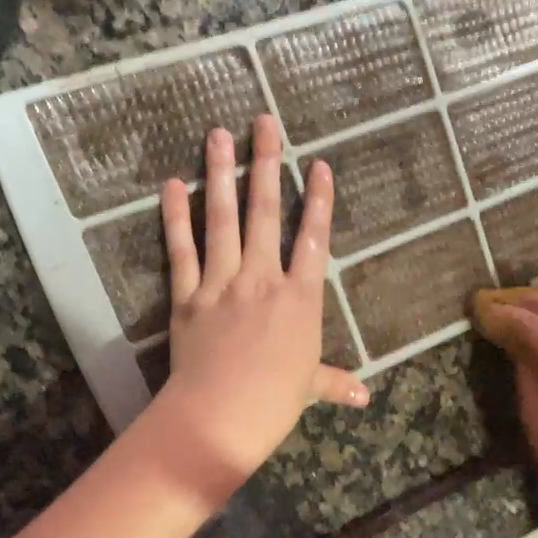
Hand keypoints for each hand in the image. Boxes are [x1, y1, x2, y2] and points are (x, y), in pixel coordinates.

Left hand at [153, 116, 369, 478]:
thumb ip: (335, 382)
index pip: (312, 239)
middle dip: (266, 164)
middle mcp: (262, 280)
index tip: (317, 165)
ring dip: (221, 174)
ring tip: (218, 135)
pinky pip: (181, 251)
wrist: (221, 415)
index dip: (317, 201)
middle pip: (264, 213)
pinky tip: (172, 186)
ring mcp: (221, 284)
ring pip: (222, 220)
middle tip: (263, 123)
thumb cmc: (274, 402)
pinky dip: (176, 218)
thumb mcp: (310, 388)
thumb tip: (365, 397)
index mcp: (300, 299)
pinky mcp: (187, 297)